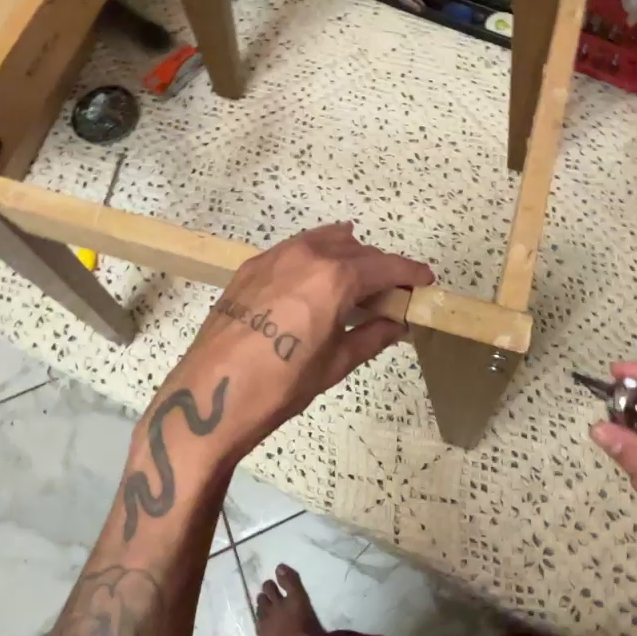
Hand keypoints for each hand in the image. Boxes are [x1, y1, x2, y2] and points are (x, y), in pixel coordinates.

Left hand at [157, 223, 432, 459]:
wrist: (211, 394)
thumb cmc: (280, 385)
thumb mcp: (335, 363)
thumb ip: (372, 336)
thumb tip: (397, 324)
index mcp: (335, 277)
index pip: (385, 265)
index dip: (409, 272)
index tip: (425, 280)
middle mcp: (308, 254)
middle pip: (357, 251)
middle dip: (380, 268)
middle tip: (392, 293)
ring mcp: (276, 256)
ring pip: (325, 242)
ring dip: (348, 256)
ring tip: (357, 283)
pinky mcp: (252, 266)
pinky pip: (296, 248)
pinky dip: (317, 256)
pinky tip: (319, 276)